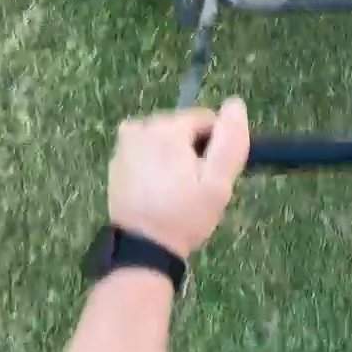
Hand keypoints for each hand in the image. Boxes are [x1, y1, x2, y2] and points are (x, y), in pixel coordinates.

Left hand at [108, 98, 249, 258]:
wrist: (145, 247)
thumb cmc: (185, 216)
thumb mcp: (218, 183)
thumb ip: (230, 142)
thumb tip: (235, 104)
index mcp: (167, 128)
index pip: (206, 121)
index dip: (216, 148)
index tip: (213, 176)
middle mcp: (141, 127)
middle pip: (183, 129)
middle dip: (194, 152)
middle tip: (196, 187)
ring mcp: (124, 144)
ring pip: (165, 140)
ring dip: (175, 158)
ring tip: (177, 191)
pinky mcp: (116, 161)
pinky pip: (146, 152)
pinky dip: (156, 164)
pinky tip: (159, 190)